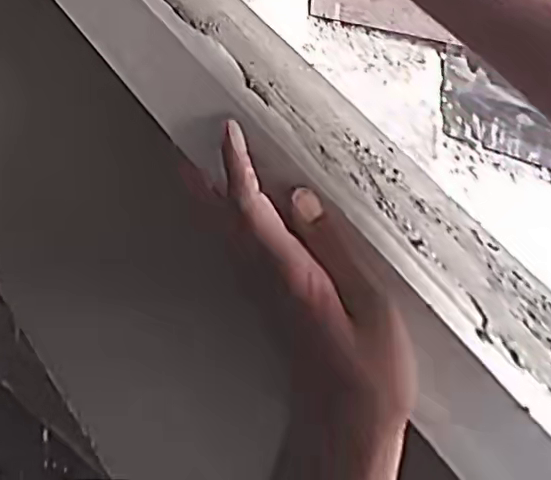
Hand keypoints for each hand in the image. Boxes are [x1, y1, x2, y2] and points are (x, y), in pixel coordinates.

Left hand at [184, 121, 416, 479]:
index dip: (235, 163)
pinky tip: (231, 205)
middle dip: (195, 174)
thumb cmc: (364, 369)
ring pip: (219, 226)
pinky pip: (233, 241)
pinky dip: (224, 213)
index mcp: (286, 267)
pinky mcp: (261, 291)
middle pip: (216, 212)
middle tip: (180, 141)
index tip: (227, 132)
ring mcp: (256, 283)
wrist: (344, 419)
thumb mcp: (370, 304)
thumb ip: (333, 245)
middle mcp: (261, 271)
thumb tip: (303, 199)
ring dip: (205, 192)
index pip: (248, 203)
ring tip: (195, 160)